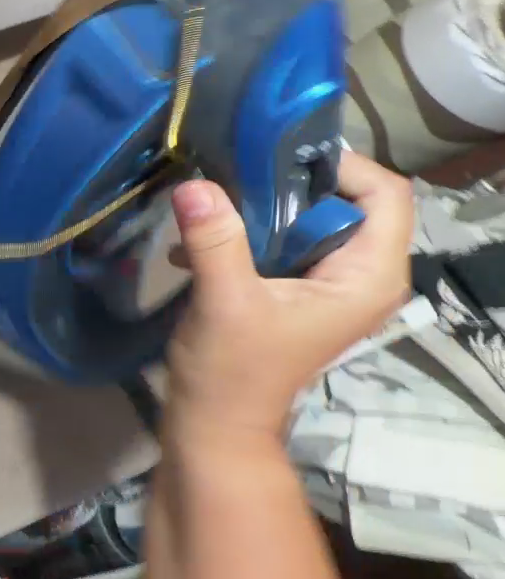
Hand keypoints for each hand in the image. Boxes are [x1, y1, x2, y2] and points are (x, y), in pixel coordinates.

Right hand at [165, 151, 412, 439]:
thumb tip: (194, 185)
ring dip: (260, 215)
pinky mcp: (295, 298)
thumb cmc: (231, 368)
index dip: (339, 167)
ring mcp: (328, 289)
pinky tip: (201, 245)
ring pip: (308, 227)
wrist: (213, 422)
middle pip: (346, 206)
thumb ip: (215, 241)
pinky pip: (283, 250)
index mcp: (368, 276)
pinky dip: (246, 240)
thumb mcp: (223, 301)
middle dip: (289, 189)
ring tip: (211, 212)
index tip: (274, 156)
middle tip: (233, 179)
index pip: (382, 195)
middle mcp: (361, 277)